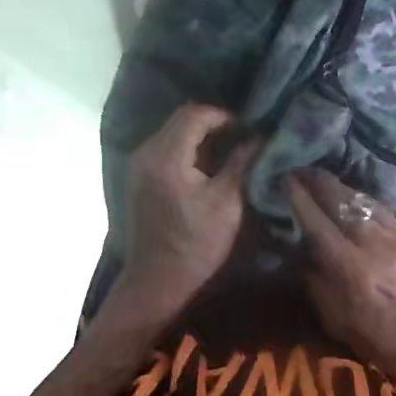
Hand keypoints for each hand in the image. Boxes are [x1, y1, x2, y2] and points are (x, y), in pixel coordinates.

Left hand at [118, 105, 257, 312]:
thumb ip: (241, 163)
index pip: (195, 115)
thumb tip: (257, 137)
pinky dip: (187, 151)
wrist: (157, 281)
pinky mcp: (139, 179)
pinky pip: (165, 150)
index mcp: (166, 156)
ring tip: (229, 152)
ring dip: (200, 138)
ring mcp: (138, 166)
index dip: (224, 116)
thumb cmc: (196, 244)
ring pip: (172, 134)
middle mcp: (145, 153)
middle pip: (181, 120)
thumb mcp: (227, 202)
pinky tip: (207, 168)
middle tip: (242, 138)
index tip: (249, 129)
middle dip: (213, 124)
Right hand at [288, 170, 395, 395]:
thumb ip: (318, 284)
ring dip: (343, 190)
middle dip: (319, 182)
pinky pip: (387, 217)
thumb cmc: (385, 346)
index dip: (299, 198)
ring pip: (366, 204)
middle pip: (343, 202)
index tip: (284, 179)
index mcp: (352, 270)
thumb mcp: (338, 323)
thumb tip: (305, 255)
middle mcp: (376, 246)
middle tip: (301, 168)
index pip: (317, 223)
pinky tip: (358, 205)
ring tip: (326, 181)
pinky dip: (366, 207)